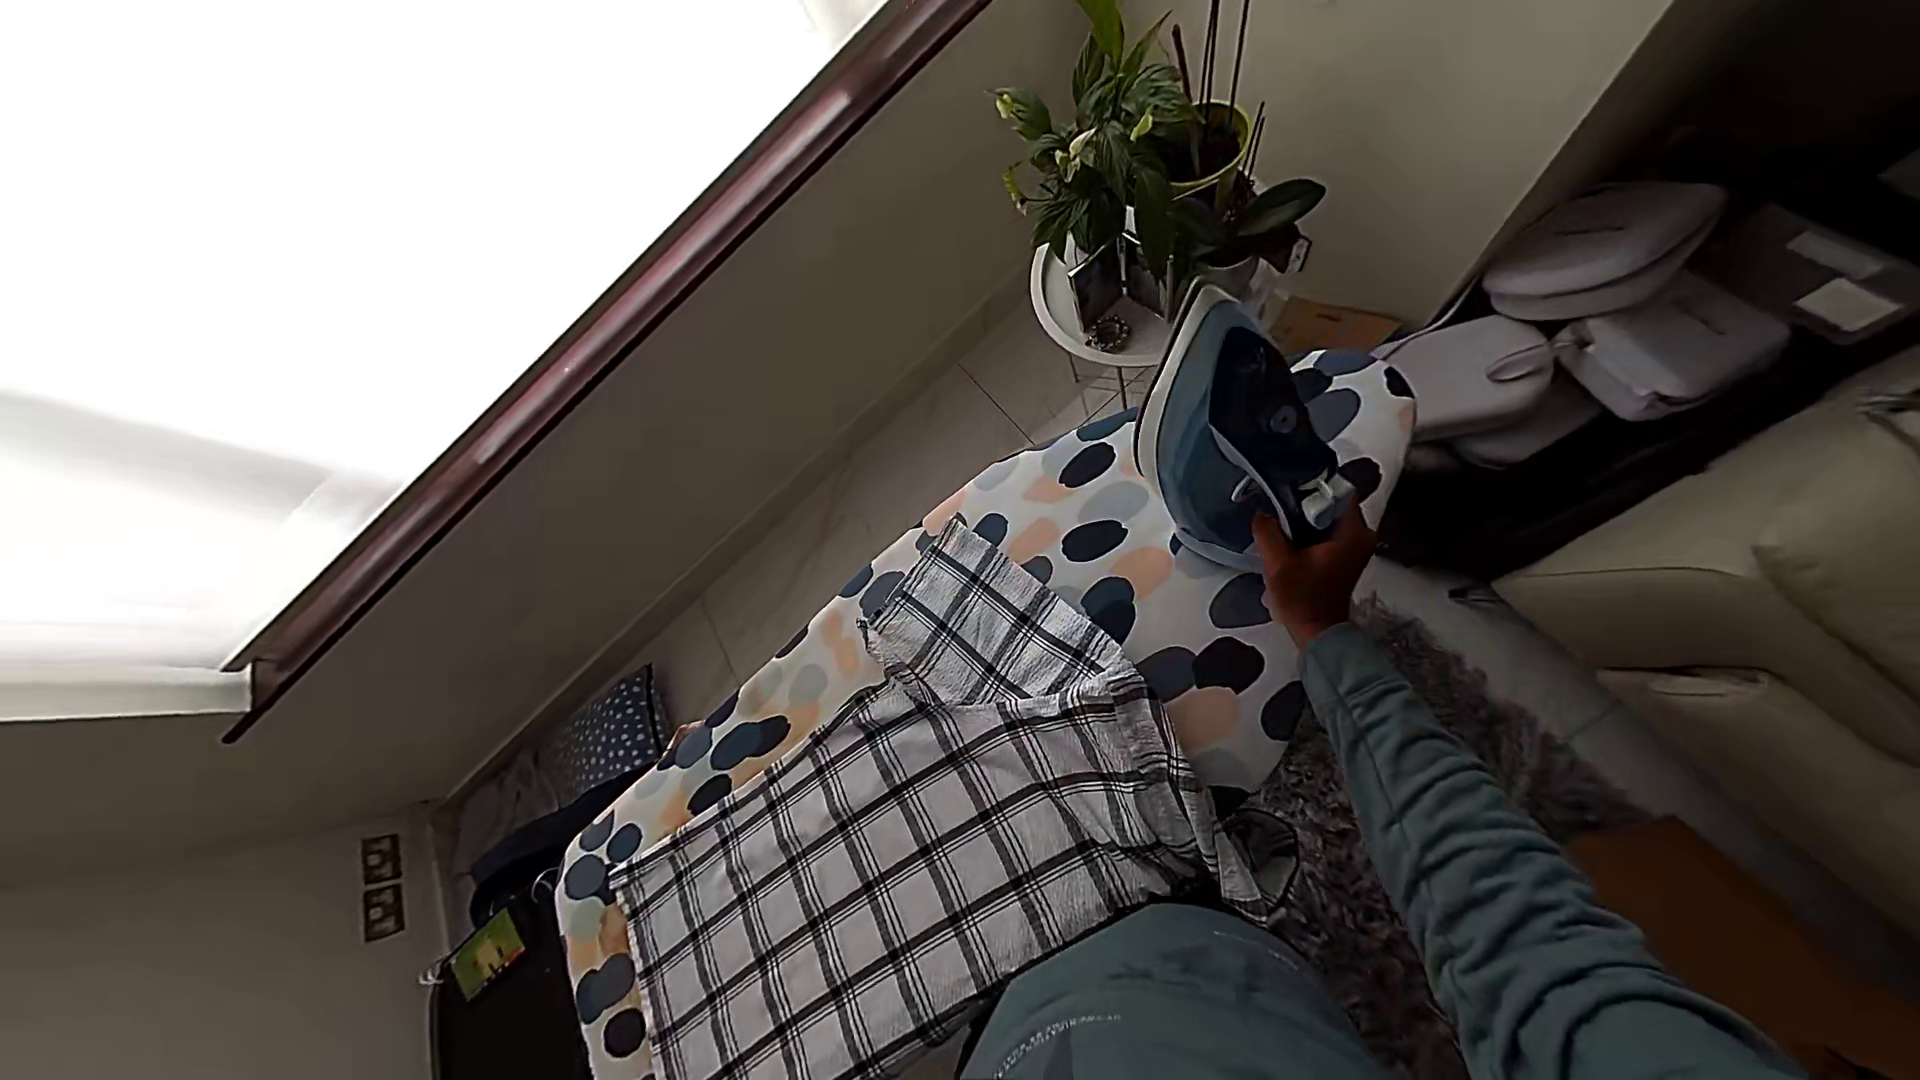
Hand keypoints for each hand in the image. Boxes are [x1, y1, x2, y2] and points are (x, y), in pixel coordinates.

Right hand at [1252, 505, 1376, 645]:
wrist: (1316, 629)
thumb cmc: (1302, 597)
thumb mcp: (1278, 564)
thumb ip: (1268, 534)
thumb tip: (1262, 514)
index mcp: (1353, 533)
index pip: (1337, 493)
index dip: (1310, 489)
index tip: (1286, 494)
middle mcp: (1361, 535)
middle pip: (1331, 504)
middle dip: (1304, 505)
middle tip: (1278, 509)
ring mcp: (1354, 546)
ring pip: (1327, 518)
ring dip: (1304, 519)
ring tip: (1280, 524)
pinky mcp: (1345, 555)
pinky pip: (1326, 531)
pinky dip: (1309, 532)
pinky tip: (1289, 539)